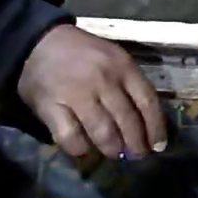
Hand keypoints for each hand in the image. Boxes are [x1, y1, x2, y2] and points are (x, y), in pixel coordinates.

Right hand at [16, 24, 167, 158]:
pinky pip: (72, 138)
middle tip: (136, 155)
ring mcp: (77, 94)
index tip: (158, 146)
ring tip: (114, 153)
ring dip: (112, 149)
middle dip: (136, 145)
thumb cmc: (83, 53)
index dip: (155, 128)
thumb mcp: (114, 57)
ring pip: (103, 133)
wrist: (39, 42)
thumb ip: (129, 84)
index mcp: (123, 66)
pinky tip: (85, 150)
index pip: (147, 103)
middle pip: (127, 122)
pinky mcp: (52, 107)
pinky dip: (81, 149)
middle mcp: (103, 80)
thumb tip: (146, 124)